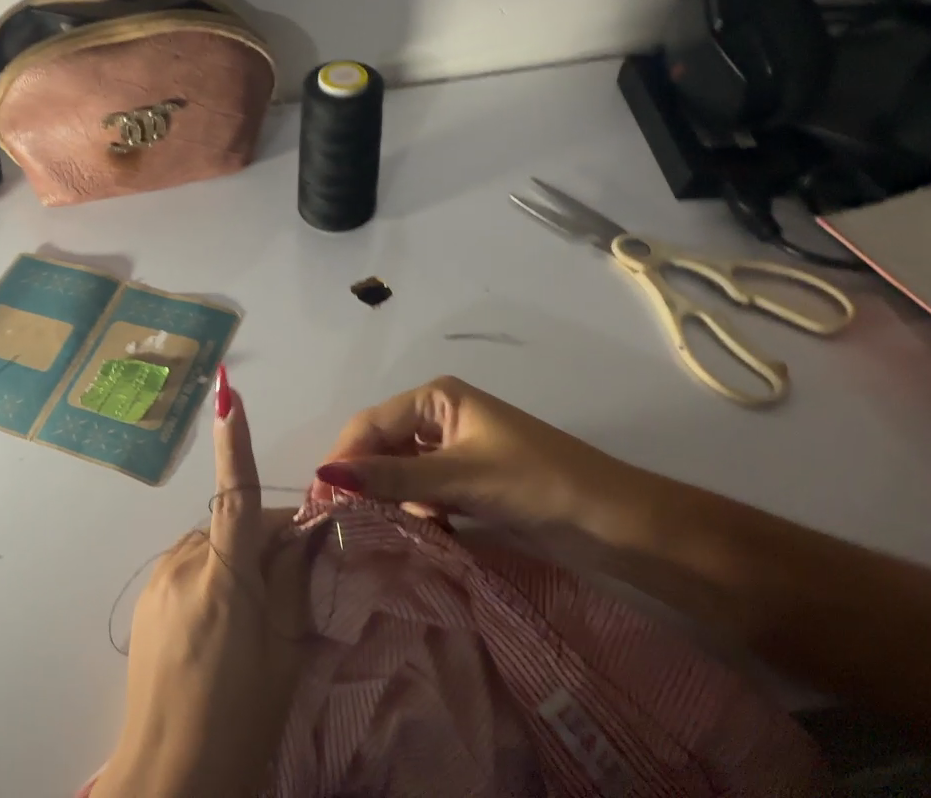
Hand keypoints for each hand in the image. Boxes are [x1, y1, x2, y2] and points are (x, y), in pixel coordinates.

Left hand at [92, 368, 313, 797]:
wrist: (169, 776)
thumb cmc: (241, 718)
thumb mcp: (284, 651)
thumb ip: (293, 580)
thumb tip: (307, 532)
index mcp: (223, 577)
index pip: (234, 496)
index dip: (235, 444)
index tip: (227, 396)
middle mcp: (182, 565)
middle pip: (232, 523)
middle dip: (269, 535)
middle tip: (302, 575)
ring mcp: (158, 582)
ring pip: (211, 544)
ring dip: (240, 556)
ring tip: (261, 612)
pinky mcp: (146, 600)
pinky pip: (189, 566)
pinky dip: (215, 574)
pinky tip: (225, 623)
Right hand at [311, 375, 651, 537]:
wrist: (610, 520)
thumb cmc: (535, 481)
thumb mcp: (460, 477)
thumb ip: (393, 477)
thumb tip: (326, 473)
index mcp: (437, 398)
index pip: (371, 423)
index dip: (343, 457)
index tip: (320, 499)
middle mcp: (439, 418)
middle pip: (381, 446)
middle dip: (360, 480)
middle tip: (335, 522)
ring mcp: (452, 452)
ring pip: (398, 472)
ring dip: (385, 499)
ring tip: (367, 531)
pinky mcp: (465, 483)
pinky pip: (420, 493)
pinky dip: (411, 511)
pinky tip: (409, 532)